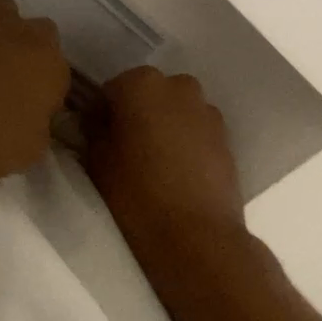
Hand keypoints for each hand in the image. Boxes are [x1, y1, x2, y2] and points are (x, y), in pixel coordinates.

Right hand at [87, 66, 244, 243]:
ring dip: (163, 126)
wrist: (197, 236)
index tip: (95, 138)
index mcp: (141, 84)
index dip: (100, 114)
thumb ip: (95, 130)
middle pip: (147, 94)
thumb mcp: (98, 160)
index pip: (110, 91)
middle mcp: (177, 86)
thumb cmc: (137, 194)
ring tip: (154, 162)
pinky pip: (196, 130)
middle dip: (135, 114)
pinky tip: (177, 171)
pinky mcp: (226, 137)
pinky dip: (185, 141)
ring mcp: (206, 110)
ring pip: (175, 111)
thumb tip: (99, 121)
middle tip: (124, 148)